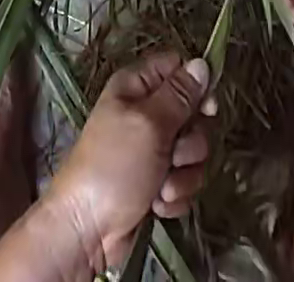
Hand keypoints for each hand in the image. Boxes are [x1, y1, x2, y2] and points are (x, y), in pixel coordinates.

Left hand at [44, 52, 213, 270]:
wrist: (87, 229)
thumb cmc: (114, 166)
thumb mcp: (149, 124)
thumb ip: (179, 95)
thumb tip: (203, 63)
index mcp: (136, 85)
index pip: (178, 68)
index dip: (197, 86)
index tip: (206, 109)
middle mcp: (145, 111)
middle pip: (193, 113)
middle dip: (191, 142)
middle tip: (173, 155)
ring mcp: (152, 147)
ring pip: (193, 151)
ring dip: (184, 174)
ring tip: (162, 188)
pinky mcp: (157, 179)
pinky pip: (185, 179)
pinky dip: (176, 195)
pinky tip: (157, 204)